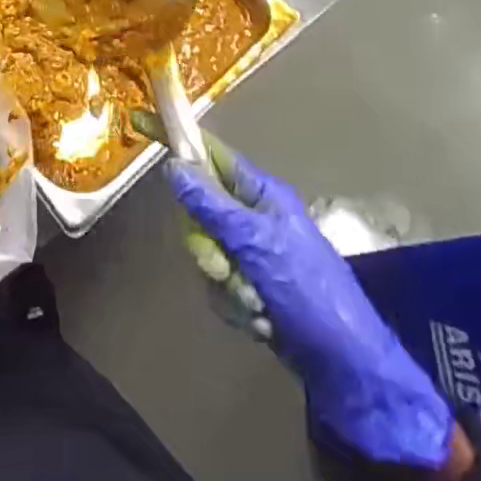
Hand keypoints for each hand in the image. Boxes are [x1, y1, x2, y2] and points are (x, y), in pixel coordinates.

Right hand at [159, 129, 453, 469]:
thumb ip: (211, 205)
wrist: (341, 360)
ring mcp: (251, 250)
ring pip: (206, 252)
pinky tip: (258, 319)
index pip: (210, 153)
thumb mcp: (255, 243)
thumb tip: (174, 165)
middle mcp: (253, 215)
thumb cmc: (306, 290)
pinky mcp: (250, 281)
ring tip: (255, 303)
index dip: (178, 140)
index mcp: (260, 193)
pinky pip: (217, 283)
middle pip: (199, 212)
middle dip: (208, 249)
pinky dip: (233, 305)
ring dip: (225, 285)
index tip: (140, 120)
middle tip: (225, 270)